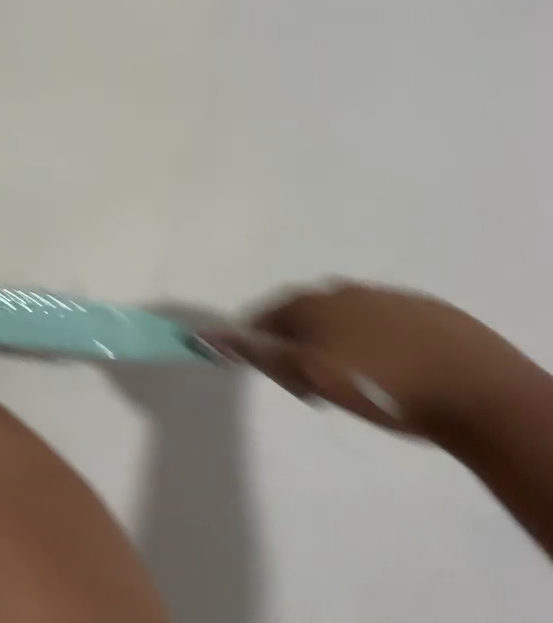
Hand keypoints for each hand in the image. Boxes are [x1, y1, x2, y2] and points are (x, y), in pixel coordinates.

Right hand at [208, 282, 535, 438]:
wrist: (490, 399)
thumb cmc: (384, 388)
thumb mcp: (309, 376)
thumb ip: (256, 353)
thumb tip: (201, 333)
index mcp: (310, 302)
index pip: (263, 318)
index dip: (262, 348)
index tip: (282, 379)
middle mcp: (345, 290)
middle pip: (306, 317)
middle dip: (303, 346)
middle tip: (321, 386)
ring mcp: (394, 298)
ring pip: (350, 321)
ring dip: (345, 345)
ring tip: (366, 382)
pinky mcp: (438, 314)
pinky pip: (394, 327)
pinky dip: (388, 346)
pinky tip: (404, 373)